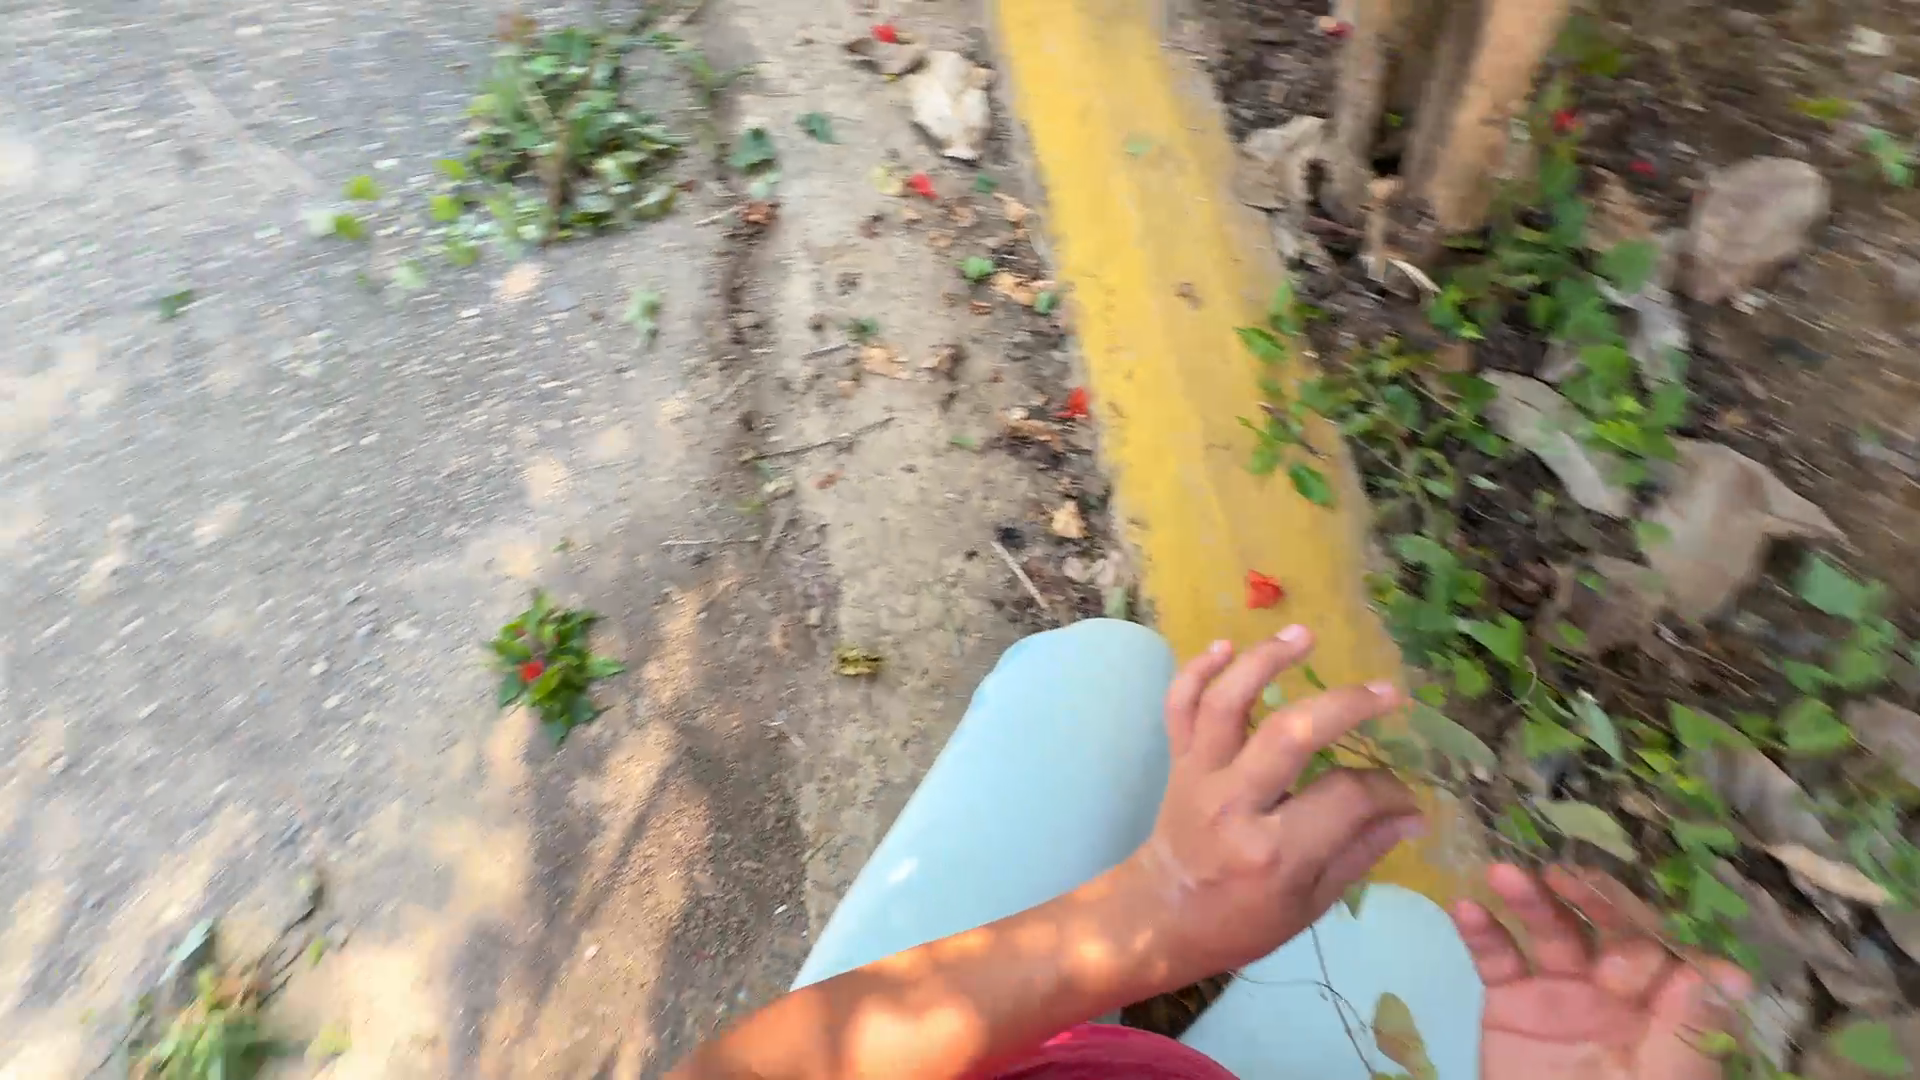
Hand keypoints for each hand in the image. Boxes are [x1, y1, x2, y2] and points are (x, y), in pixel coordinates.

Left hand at [1116, 626, 1424, 985]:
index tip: (1403, 788)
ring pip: (1225, 704)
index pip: (1345, 796)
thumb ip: (1361, 850)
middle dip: (1343, 705)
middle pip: (1288, 735)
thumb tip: (1412, 809)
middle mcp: (1232, 803)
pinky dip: (1197, 671)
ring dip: (1263, 661)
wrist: (1163, 912)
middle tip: (1386, 690)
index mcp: (1274, 851)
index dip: (1386, 786)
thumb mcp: (1313, 902)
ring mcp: (1197, 774)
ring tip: (1302, 632)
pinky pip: (1179, 706)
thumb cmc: (1244, 918)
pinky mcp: (1175, 759)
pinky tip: (1224, 646)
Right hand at [1455, 864, 1753, 1079]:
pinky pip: (1496, 956)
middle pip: (1607, 932)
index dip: (1660, 937)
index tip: (1651, 931)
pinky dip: (1481, 931)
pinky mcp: (1509, 996)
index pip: (1671, 959)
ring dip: (1528, 900)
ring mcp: (1559, 991)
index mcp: (1668, 1018)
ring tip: (1503, 875)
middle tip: (1566, 877)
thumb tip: (1721, 976)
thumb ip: (1686, 1036)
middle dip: (1591, 901)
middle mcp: (1617, 994)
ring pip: (1549, 931)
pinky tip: (1466, 908)